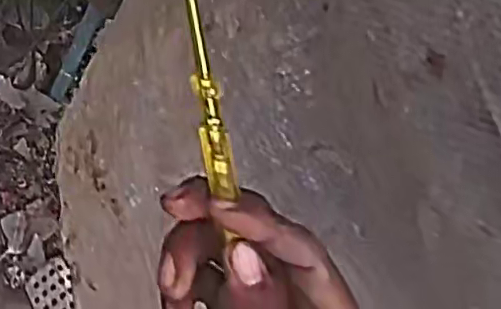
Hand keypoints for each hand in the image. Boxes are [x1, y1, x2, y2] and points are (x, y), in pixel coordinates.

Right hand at [156, 177, 358, 308]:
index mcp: (328, 301)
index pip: (295, 238)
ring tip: (172, 289)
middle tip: (175, 260)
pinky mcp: (232, 299)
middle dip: (198, 234)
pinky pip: (203, 273)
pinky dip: (181, 279)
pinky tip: (175, 297)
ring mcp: (264, 293)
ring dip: (181, 257)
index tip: (209, 201)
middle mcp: (294, 288)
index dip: (250, 212)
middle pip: (245, 232)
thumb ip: (266, 301)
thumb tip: (242, 251)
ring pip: (215, 248)